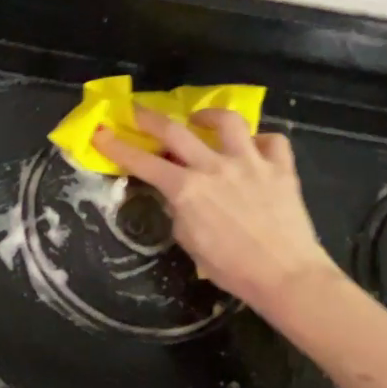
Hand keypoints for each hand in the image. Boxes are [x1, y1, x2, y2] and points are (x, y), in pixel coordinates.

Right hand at [91, 107, 336, 312]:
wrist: (286, 276)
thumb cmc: (231, 267)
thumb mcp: (189, 241)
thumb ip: (178, 210)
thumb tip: (176, 194)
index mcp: (186, 189)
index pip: (142, 162)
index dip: (116, 146)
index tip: (100, 134)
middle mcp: (214, 167)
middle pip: (174, 130)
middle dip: (148, 118)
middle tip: (136, 111)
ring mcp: (250, 163)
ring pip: (227, 122)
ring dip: (208, 116)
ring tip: (200, 120)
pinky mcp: (281, 169)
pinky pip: (272, 141)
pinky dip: (260, 141)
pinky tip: (253, 149)